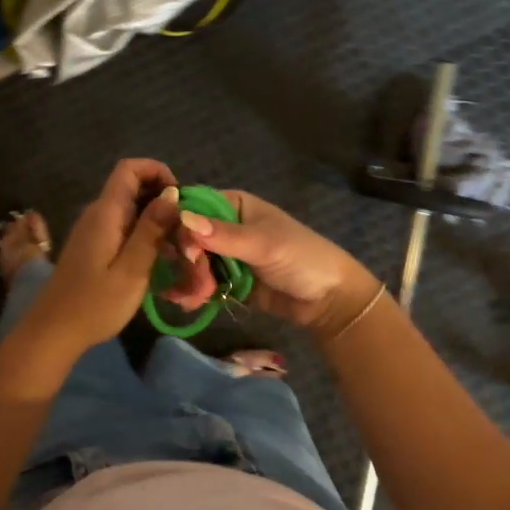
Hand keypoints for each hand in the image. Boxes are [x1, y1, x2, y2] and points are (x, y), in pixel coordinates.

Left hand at [17, 159, 181, 354]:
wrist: (54, 331)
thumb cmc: (95, 304)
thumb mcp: (132, 269)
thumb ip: (151, 230)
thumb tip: (172, 193)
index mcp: (105, 212)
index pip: (129, 168)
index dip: (158, 172)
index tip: (181, 199)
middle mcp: (97, 213)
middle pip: (132, 187)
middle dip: (163, 200)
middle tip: (187, 229)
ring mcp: (93, 230)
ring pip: (130, 209)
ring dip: (156, 221)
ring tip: (180, 248)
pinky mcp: (93, 246)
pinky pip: (123, 227)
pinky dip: (143, 235)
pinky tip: (159, 260)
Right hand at [166, 189, 383, 334]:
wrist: (329, 300)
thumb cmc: (302, 258)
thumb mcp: (263, 245)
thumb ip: (223, 236)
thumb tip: (182, 219)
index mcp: (233, 205)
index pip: (192, 207)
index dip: (180, 226)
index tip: (182, 250)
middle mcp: (223, 226)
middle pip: (187, 238)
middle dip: (186, 261)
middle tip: (196, 282)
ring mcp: (224, 254)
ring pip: (191, 262)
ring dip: (188, 280)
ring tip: (194, 299)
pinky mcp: (226, 279)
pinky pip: (200, 281)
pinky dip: (192, 292)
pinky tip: (187, 303)